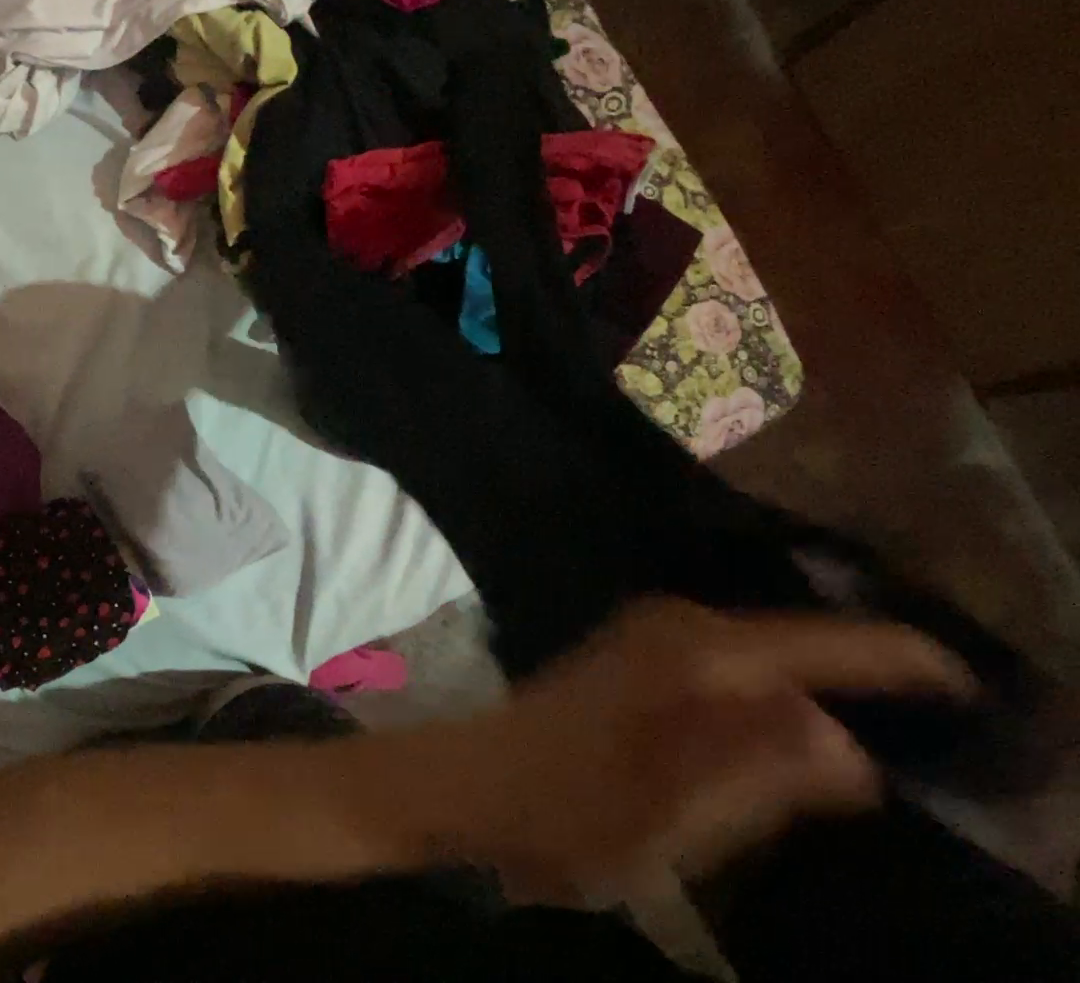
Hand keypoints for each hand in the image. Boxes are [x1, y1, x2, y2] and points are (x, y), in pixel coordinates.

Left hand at [431, 597, 976, 904]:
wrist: (465, 782)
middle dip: (865, 677)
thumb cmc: (566, 807)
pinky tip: (786, 728)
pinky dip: (765, 692)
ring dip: (814, 686)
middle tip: (932, 725)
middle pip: (799, 641)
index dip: (908, 665)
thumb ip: (768, 771)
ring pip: (762, 653)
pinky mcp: (626, 654)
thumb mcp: (679, 812)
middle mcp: (674, 625)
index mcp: (700, 654)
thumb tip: (849, 744)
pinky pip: (725, 664)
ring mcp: (643, 634)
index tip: (973, 693)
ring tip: (873, 731)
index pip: (834, 642)